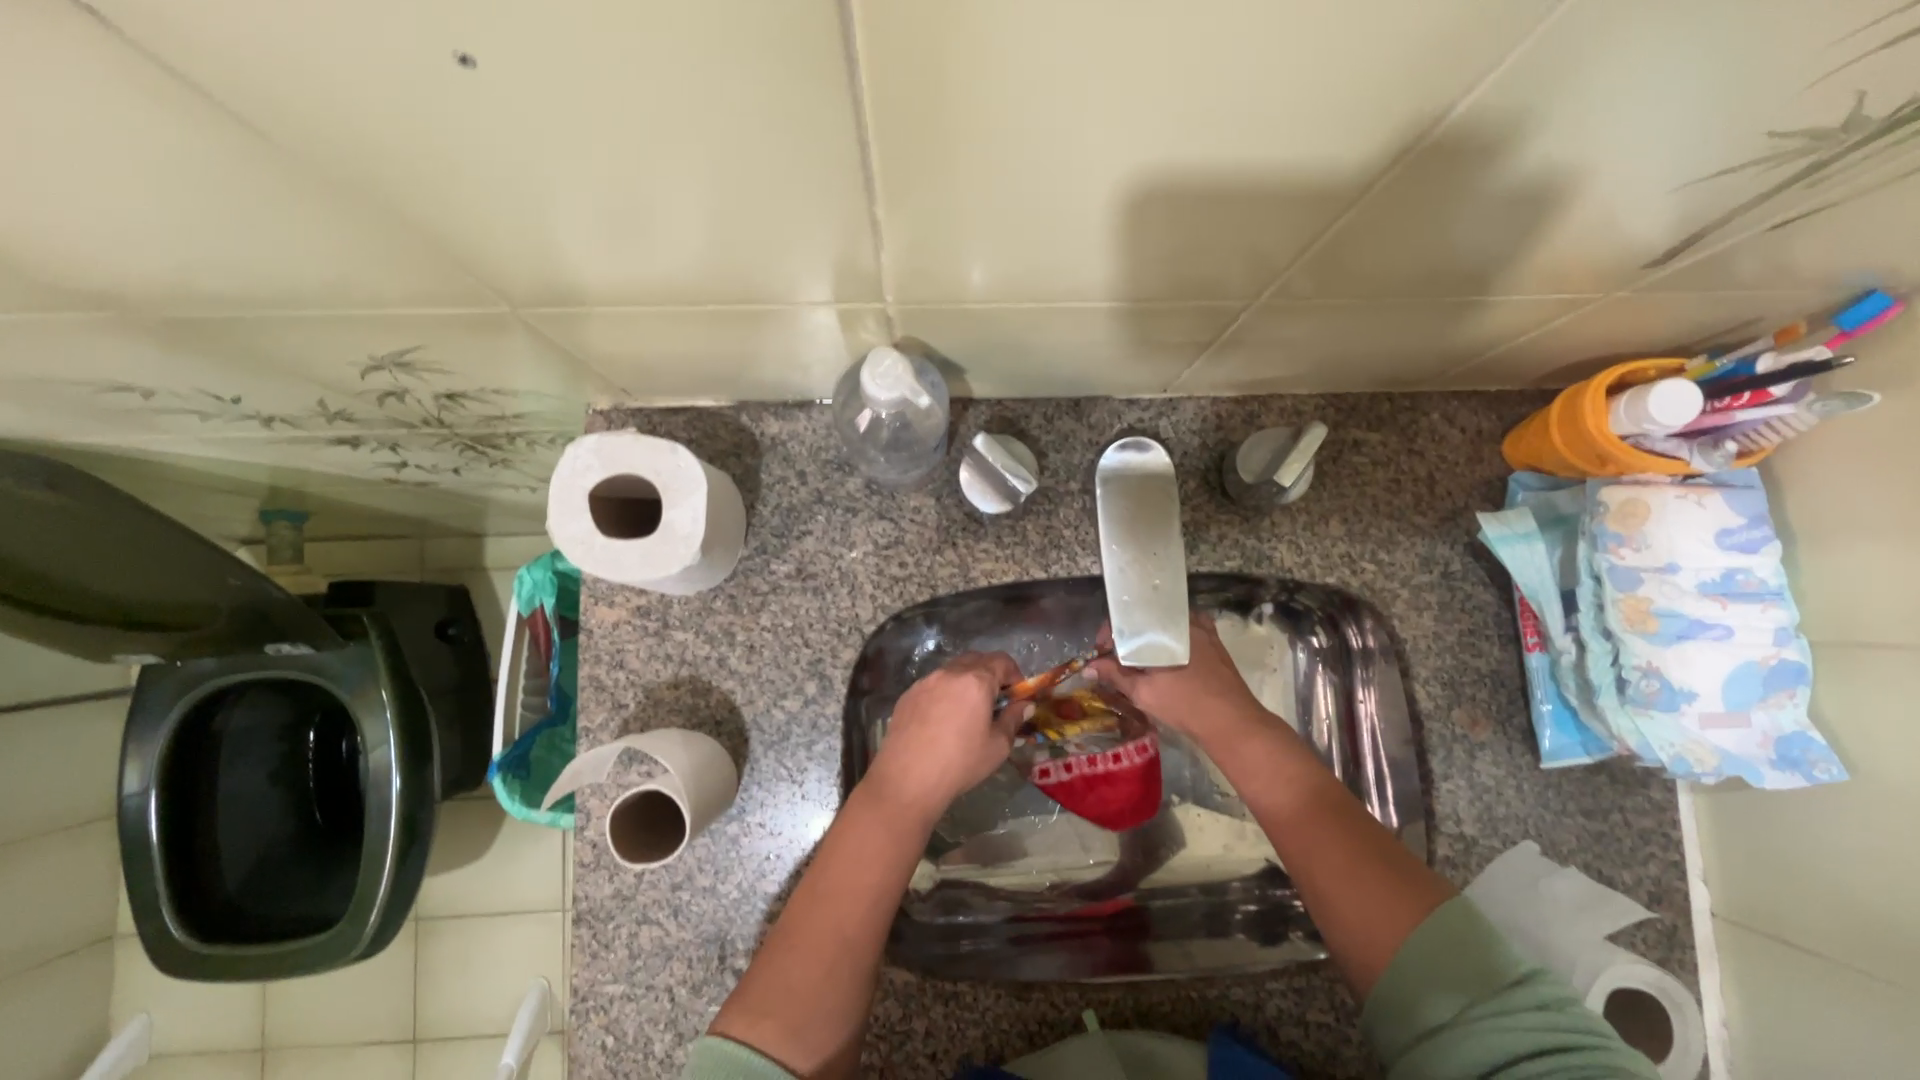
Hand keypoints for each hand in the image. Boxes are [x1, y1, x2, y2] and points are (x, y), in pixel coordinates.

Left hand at [865, 652, 1029, 821]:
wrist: (907, 778)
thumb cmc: (960, 763)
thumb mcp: (997, 746)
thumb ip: (1013, 719)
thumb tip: (1025, 705)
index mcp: (976, 681)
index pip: (1002, 661)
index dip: (1015, 674)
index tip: (1017, 695)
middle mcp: (949, 673)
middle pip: (976, 659)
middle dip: (991, 674)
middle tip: (996, 701)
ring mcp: (925, 682)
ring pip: (953, 670)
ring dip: (966, 681)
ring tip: (969, 710)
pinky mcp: (908, 695)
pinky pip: (933, 684)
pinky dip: (945, 692)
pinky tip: (943, 719)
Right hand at [1090, 612, 1277, 745]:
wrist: (1231, 720)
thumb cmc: (1183, 705)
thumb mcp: (1142, 693)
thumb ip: (1114, 675)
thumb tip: (1089, 667)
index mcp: (1160, 630)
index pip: (1124, 622)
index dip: (1108, 636)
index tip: (1101, 653)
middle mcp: (1180, 621)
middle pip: (1145, 620)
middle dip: (1128, 636)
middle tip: (1118, 658)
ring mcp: (1200, 627)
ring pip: (1166, 624)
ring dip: (1150, 636)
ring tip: (1141, 657)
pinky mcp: (1213, 638)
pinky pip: (1187, 629)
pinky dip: (1173, 637)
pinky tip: (1168, 655)